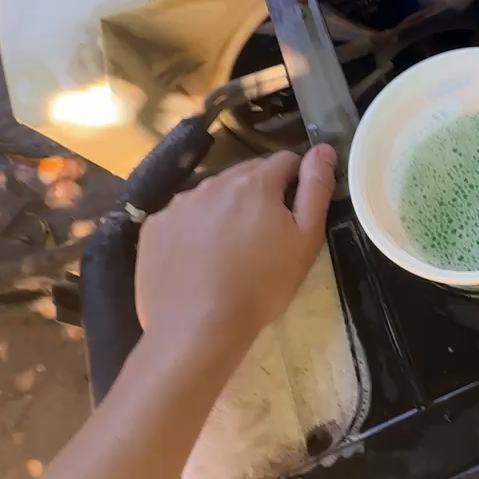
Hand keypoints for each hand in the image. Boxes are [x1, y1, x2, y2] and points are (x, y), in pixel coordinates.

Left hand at [135, 145, 337, 350]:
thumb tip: (323, 149)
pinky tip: (202, 257)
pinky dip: (197, 226)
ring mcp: (179, 204)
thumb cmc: (262, 285)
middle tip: (268, 233)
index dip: (297, 180)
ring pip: (215, 193)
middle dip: (262, 193)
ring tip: (233, 248)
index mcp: (254, 183)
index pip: (285, 160)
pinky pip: (185, 215)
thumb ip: (316, 188)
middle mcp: (213, 183)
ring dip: (229, 208)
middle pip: (248, 174)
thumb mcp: (306, 239)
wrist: (197, 329)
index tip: (296, 211)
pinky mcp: (154, 227)